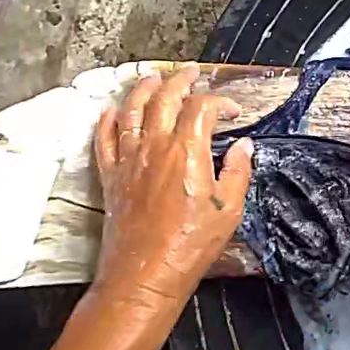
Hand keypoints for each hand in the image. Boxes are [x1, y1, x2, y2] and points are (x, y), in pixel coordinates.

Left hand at [92, 65, 254, 308]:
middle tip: (191, 73)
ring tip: (153, 78)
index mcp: (187, 151)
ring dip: (142, 90)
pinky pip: (104, 141)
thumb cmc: (191, 244)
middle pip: (164, 99)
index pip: (202, 108)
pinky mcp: (112, 178)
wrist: (145, 276)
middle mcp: (155, 148)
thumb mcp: (229, 208)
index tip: (233, 111)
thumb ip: (238, 171)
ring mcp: (129, 161)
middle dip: (180, 81)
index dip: (221, 102)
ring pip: (131, 112)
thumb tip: (244, 146)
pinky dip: (107, 121)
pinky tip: (110, 110)